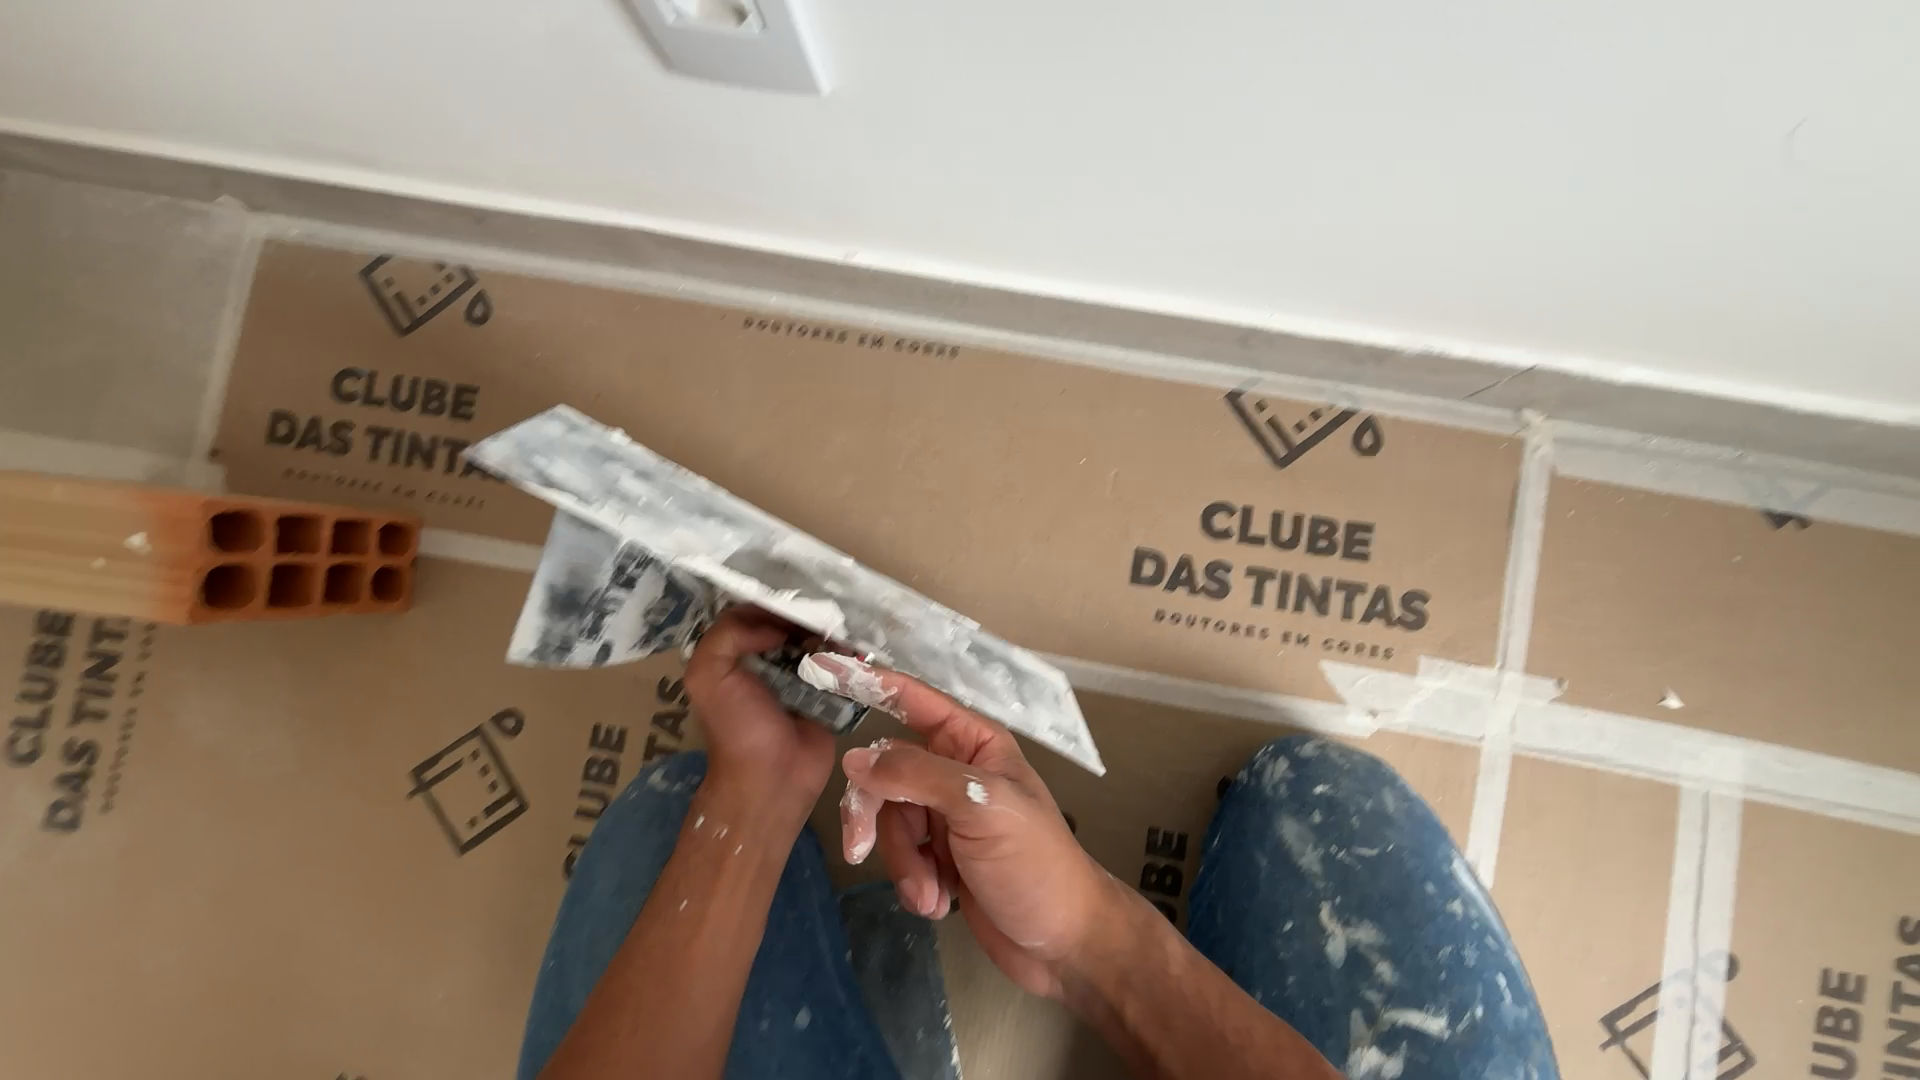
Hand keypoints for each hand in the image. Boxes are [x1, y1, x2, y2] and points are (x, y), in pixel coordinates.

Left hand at [682, 608, 836, 833]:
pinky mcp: (830, 692)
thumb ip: (728, 635)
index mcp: (736, 653)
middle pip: (792, 622)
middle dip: (810, 613)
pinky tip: (861, 644)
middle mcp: (769, 659)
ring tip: (851, 621)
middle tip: (833, 604)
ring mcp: (802, 675)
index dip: (775, 601)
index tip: (799, 594)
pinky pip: (842, 665)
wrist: (773, 780)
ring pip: (819, 640)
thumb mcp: (709, 676)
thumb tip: (777, 624)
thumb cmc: (738, 729)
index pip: (756, 611)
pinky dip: (852, 654)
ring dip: (834, 630)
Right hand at [800, 653, 1116, 1000]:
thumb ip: (915, 775)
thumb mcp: (979, 806)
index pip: (912, 699)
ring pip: (888, 820)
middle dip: (877, 816)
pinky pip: (900, 856)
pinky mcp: (938, 856)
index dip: (869, 682)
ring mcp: (944, 815)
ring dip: (904, 863)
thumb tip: (854, 759)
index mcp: (973, 742)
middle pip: (886, 772)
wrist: (1063, 942)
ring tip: (934, 893)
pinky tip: (940, 904)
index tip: (820, 665)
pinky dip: (913, 882)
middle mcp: (954, 770)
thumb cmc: (1033, 860)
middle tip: (860, 847)